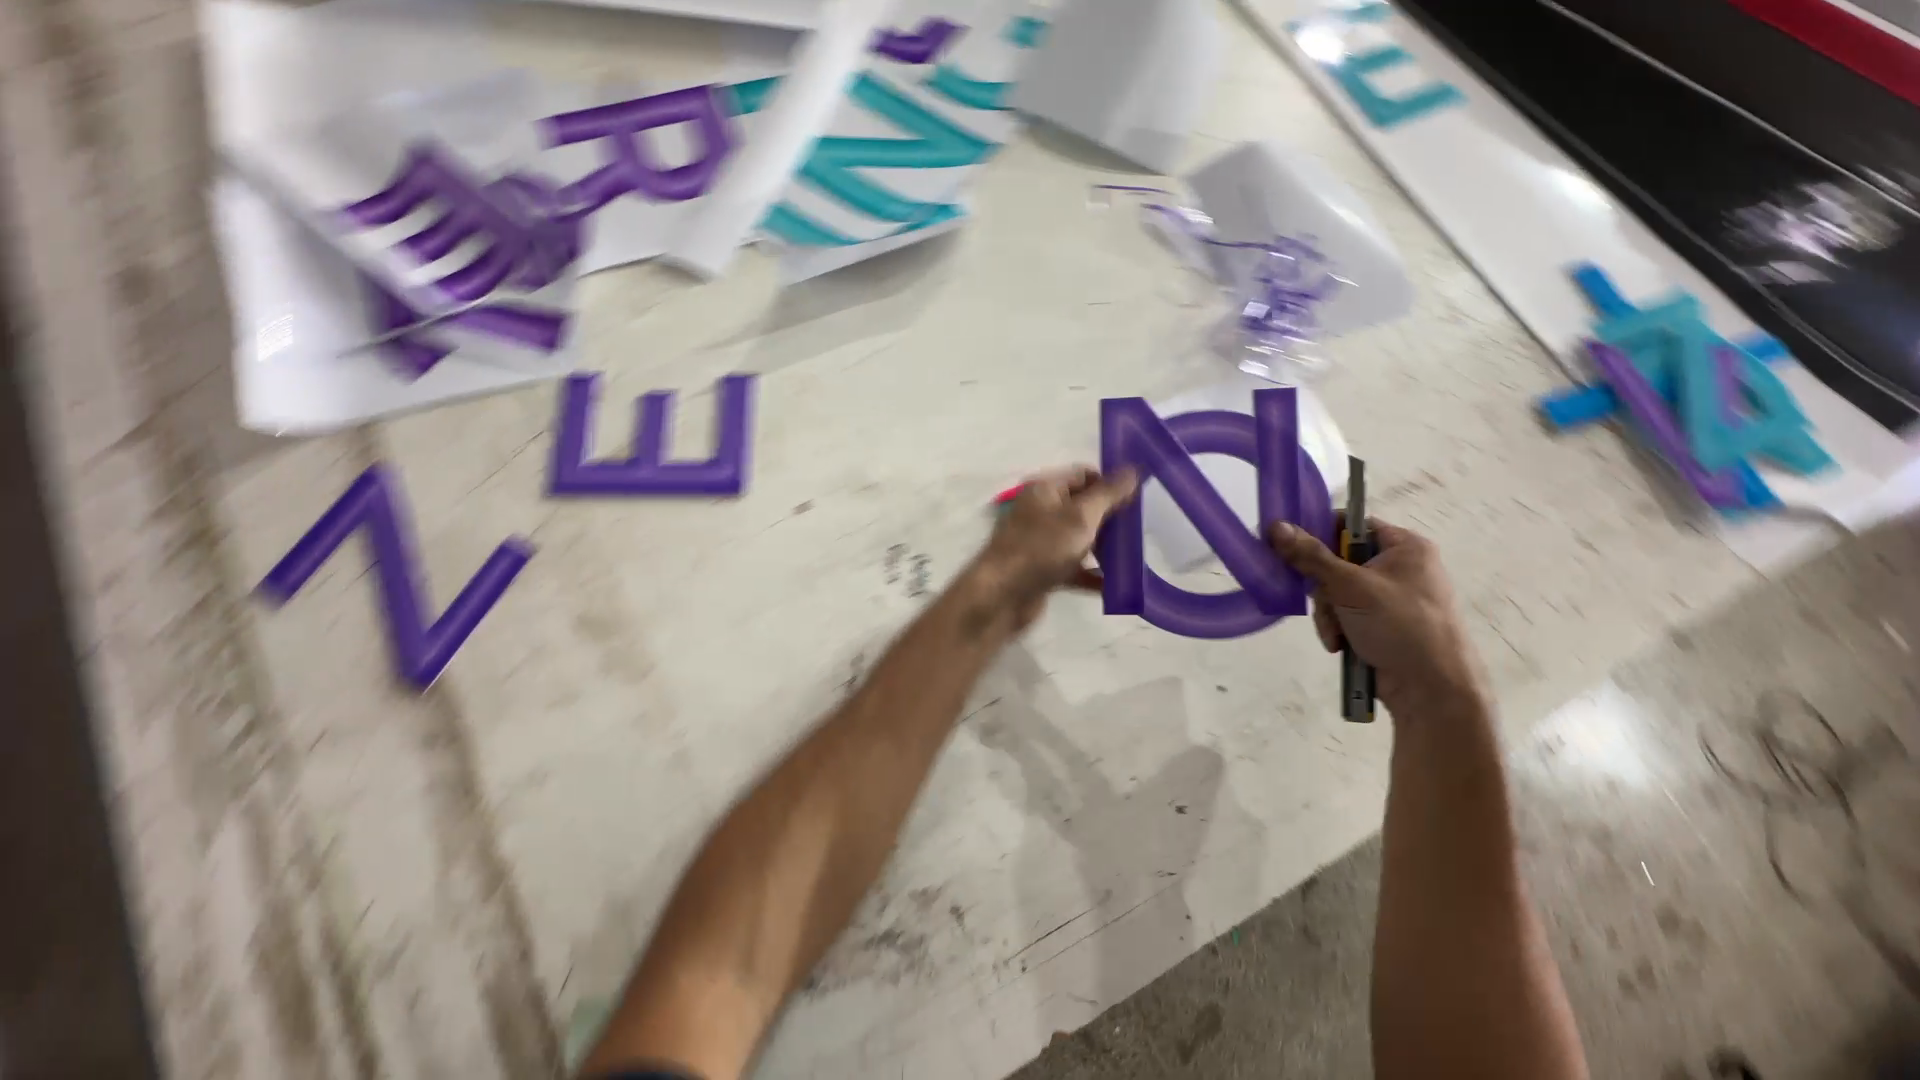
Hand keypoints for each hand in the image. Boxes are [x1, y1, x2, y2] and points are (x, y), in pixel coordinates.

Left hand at [965, 466, 1138, 633]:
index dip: (1111, 483)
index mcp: (1045, 489)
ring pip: (1081, 538)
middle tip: (1140, 530)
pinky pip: (1075, 567)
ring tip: (1134, 556)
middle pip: (1084, 507)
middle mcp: (1042, 511)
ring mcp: (1042, 542)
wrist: (1002, 596)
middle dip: (1112, 518)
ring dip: (1105, 547)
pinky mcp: (1044, 570)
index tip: (1139, 498)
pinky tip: (1117, 584)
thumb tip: (1133, 469)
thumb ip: (1109, 493)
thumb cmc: (1042, 548)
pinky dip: (1093, 574)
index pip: (1084, 475)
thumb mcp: (1081, 516)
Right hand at [1269, 516, 1484, 718]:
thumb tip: (1274, 526)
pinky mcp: (1381, 624)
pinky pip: (1345, 615)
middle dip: (1323, 588)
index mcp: (1404, 546)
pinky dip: (1337, 628)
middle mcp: (1399, 567)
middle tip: (1321, 601)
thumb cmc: (1400, 625)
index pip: (1352, 524)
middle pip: (1338, 561)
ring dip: (1328, 613)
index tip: (1291, 547)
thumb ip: (1312, 557)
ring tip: (1335, 633)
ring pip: (1337, 592)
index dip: (1320, 533)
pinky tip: (1339, 644)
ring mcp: (1390, 598)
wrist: (1433, 689)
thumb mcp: (1351, 587)